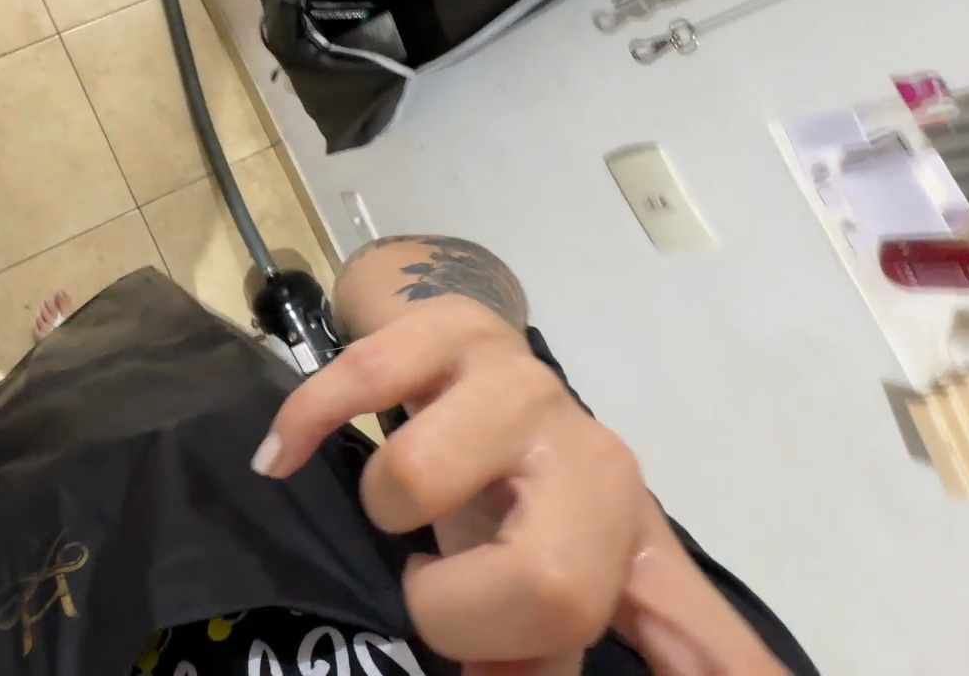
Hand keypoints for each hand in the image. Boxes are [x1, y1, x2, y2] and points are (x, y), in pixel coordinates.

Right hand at [256, 300, 786, 674]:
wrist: (462, 352)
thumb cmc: (502, 472)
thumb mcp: (546, 561)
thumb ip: (558, 644)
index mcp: (626, 527)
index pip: (688, 639)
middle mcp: (591, 451)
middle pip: (547, 584)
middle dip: (453, 614)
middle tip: (424, 588)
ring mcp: (519, 378)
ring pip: (419, 474)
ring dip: (384, 514)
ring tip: (392, 508)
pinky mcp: (446, 324)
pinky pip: (358, 380)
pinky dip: (305, 426)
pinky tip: (280, 458)